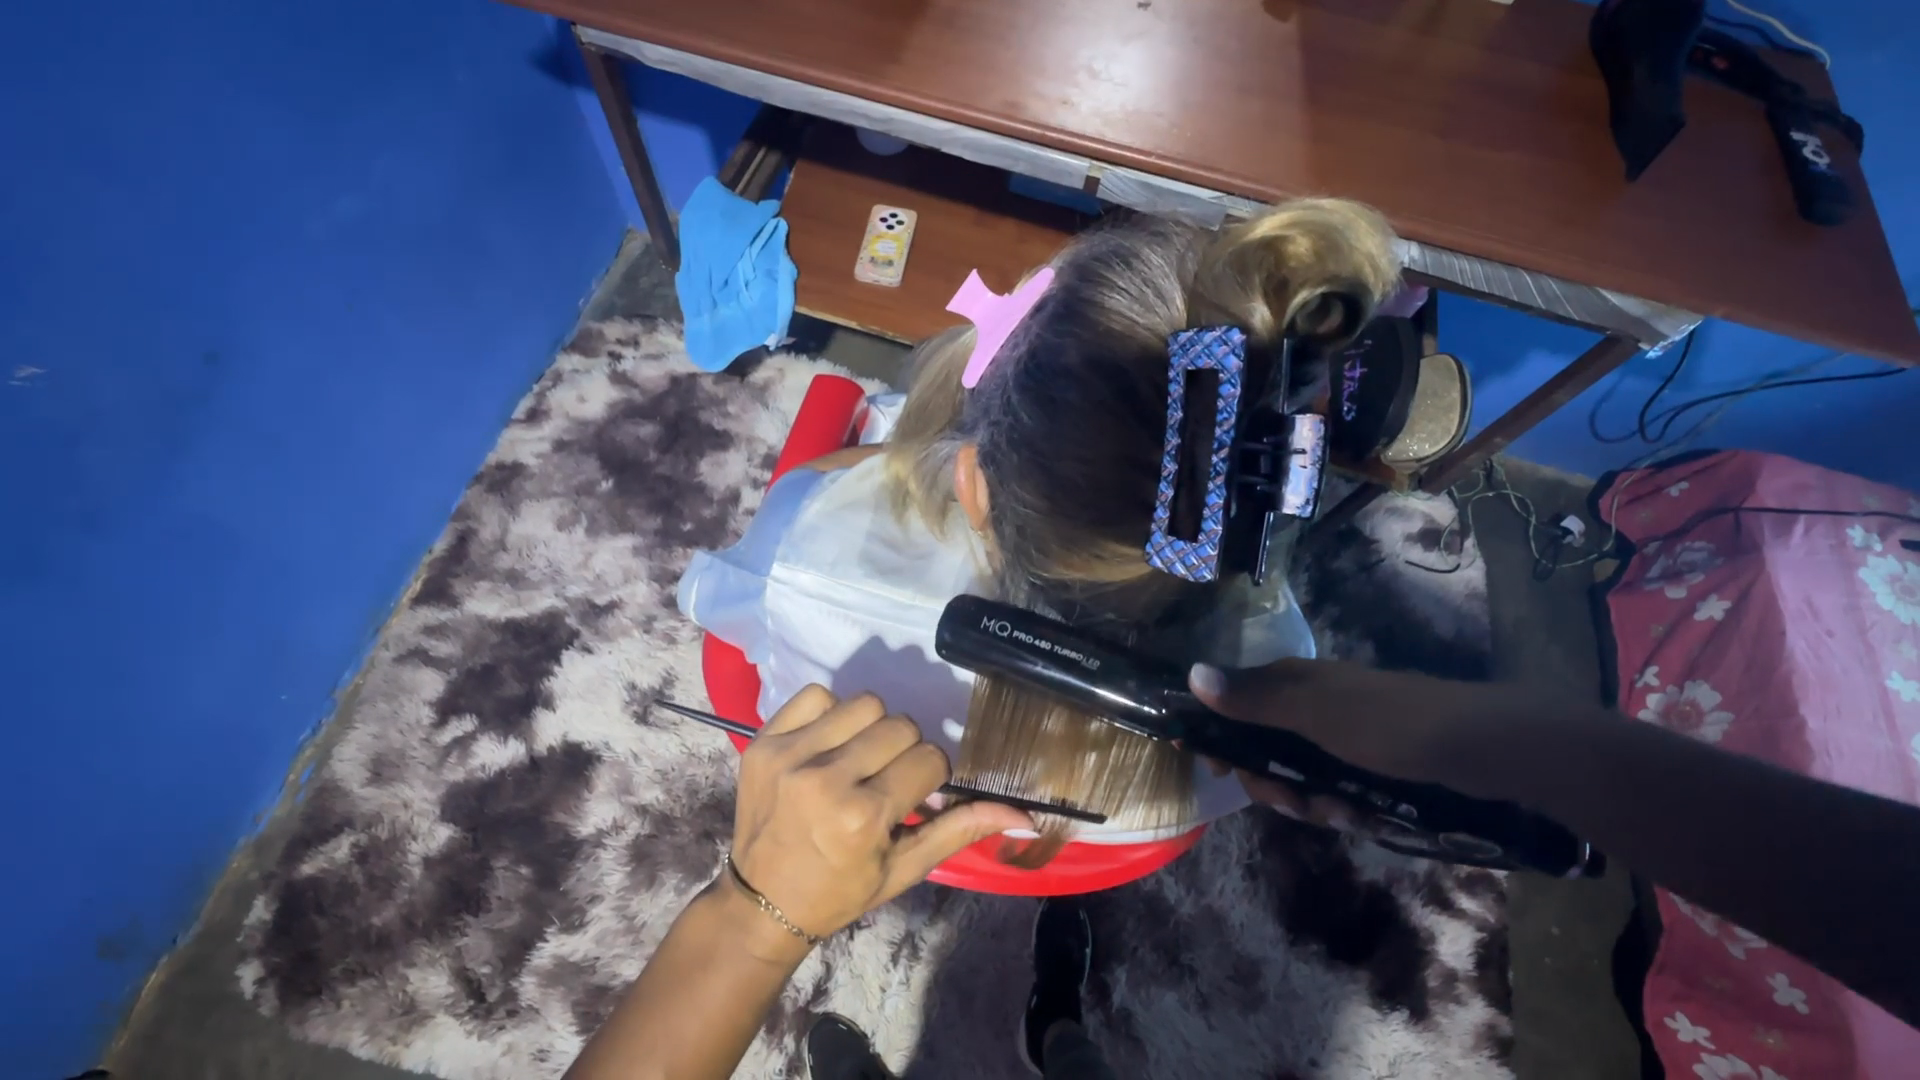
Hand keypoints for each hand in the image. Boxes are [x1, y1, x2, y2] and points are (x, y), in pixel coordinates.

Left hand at [728, 685, 1031, 950]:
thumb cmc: (839, 891)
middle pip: (900, 726)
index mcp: (864, 817)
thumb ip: (959, 830)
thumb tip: (1022, 813)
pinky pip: (815, 695)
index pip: (930, 760)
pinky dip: (830, 713)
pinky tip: (828, 744)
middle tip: (887, 777)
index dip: (931, 777)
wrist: (760, 902)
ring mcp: (790, 756)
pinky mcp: (763, 740)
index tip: (914, 796)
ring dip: (872, 727)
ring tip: (858, 758)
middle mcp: (826, 779)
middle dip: (905, 750)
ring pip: (864, 703)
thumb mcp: (903, 869)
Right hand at [1188, 659, 1534, 822]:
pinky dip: (1338, 806)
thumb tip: (1190, 674)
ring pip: (1297, 773)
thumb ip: (1251, 699)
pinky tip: (1357, 817)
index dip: (1218, 736)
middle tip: (1287, 801)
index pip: (1232, 703)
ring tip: (1335, 813)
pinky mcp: (1371, 761)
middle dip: (1268, 781)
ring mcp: (1342, 734)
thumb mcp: (1311, 713)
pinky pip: (1332, 787)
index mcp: (1292, 683)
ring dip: (1306, 800)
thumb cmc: (1386, 724)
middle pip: (1261, 746)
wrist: (1480, 748)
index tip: (1216, 769)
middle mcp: (1311, 704)